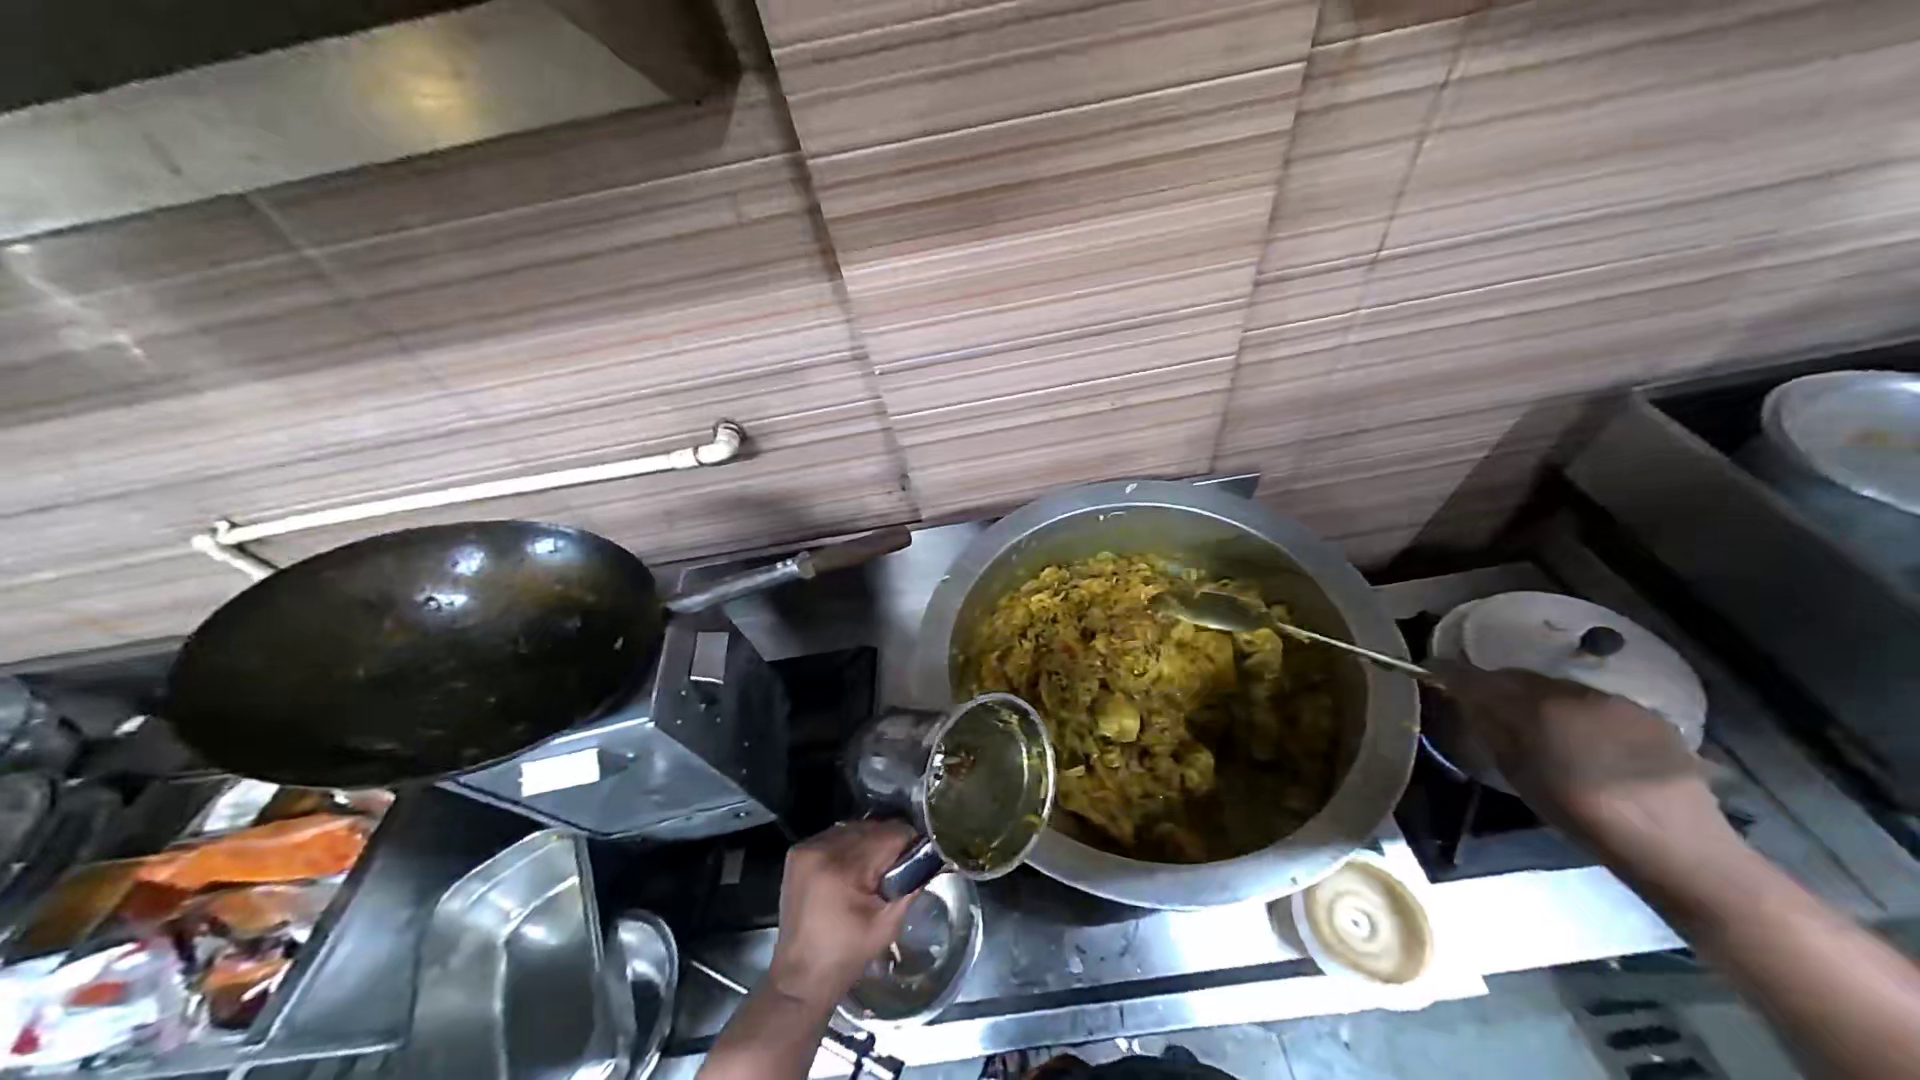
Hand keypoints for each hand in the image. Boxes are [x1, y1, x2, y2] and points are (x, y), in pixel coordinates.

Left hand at [765, 820, 916, 1007]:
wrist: (800, 976)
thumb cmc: (846, 954)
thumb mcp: (888, 924)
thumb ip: (911, 885)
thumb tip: (929, 857)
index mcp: (842, 867)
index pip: (890, 834)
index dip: (910, 843)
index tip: (919, 857)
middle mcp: (821, 848)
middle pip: (872, 827)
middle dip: (890, 843)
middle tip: (899, 867)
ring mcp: (807, 847)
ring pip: (855, 828)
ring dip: (869, 842)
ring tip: (875, 870)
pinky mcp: (799, 851)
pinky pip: (836, 836)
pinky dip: (850, 846)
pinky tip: (853, 869)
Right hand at [1434, 662, 1725, 859]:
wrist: (1673, 842)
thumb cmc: (1580, 814)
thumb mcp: (1518, 774)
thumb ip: (1491, 730)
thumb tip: (1467, 702)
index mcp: (1532, 707)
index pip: (1475, 678)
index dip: (1448, 673)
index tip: (1432, 673)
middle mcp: (1570, 692)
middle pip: (1516, 677)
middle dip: (1496, 687)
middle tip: (1485, 707)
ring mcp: (1612, 700)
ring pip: (1556, 688)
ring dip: (1538, 700)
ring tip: (1538, 727)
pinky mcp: (1645, 713)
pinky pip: (1594, 703)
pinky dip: (1577, 713)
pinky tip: (1585, 742)